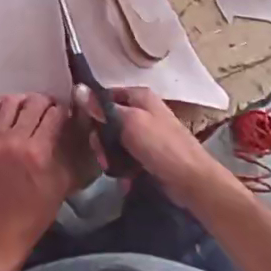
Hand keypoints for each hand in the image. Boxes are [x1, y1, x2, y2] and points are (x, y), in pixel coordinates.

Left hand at [0, 93, 77, 267]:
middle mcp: (15, 139)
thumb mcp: (63, 182)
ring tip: (31, 110)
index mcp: (38, 151)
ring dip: (25, 101)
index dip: (64, 111)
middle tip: (51, 112)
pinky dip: (0, 105)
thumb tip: (77, 125)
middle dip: (47, 103)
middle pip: (34, 102)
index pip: (55, 113)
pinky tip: (10, 111)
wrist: (1, 227)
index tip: (67, 117)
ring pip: (10, 100)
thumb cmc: (37, 210)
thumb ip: (70, 151)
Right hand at [72, 85, 234, 205]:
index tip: (83, 125)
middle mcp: (143, 110)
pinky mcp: (149, 154)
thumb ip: (104, 108)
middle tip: (101, 154)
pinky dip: (122, 166)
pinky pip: (126, 156)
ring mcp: (147, 133)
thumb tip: (78, 89)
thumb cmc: (161, 146)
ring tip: (111, 169)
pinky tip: (123, 178)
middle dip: (101, 138)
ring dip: (110, 155)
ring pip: (115, 140)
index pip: (106, 95)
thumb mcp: (130, 122)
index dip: (93, 108)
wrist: (191, 180)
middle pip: (109, 120)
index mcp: (140, 96)